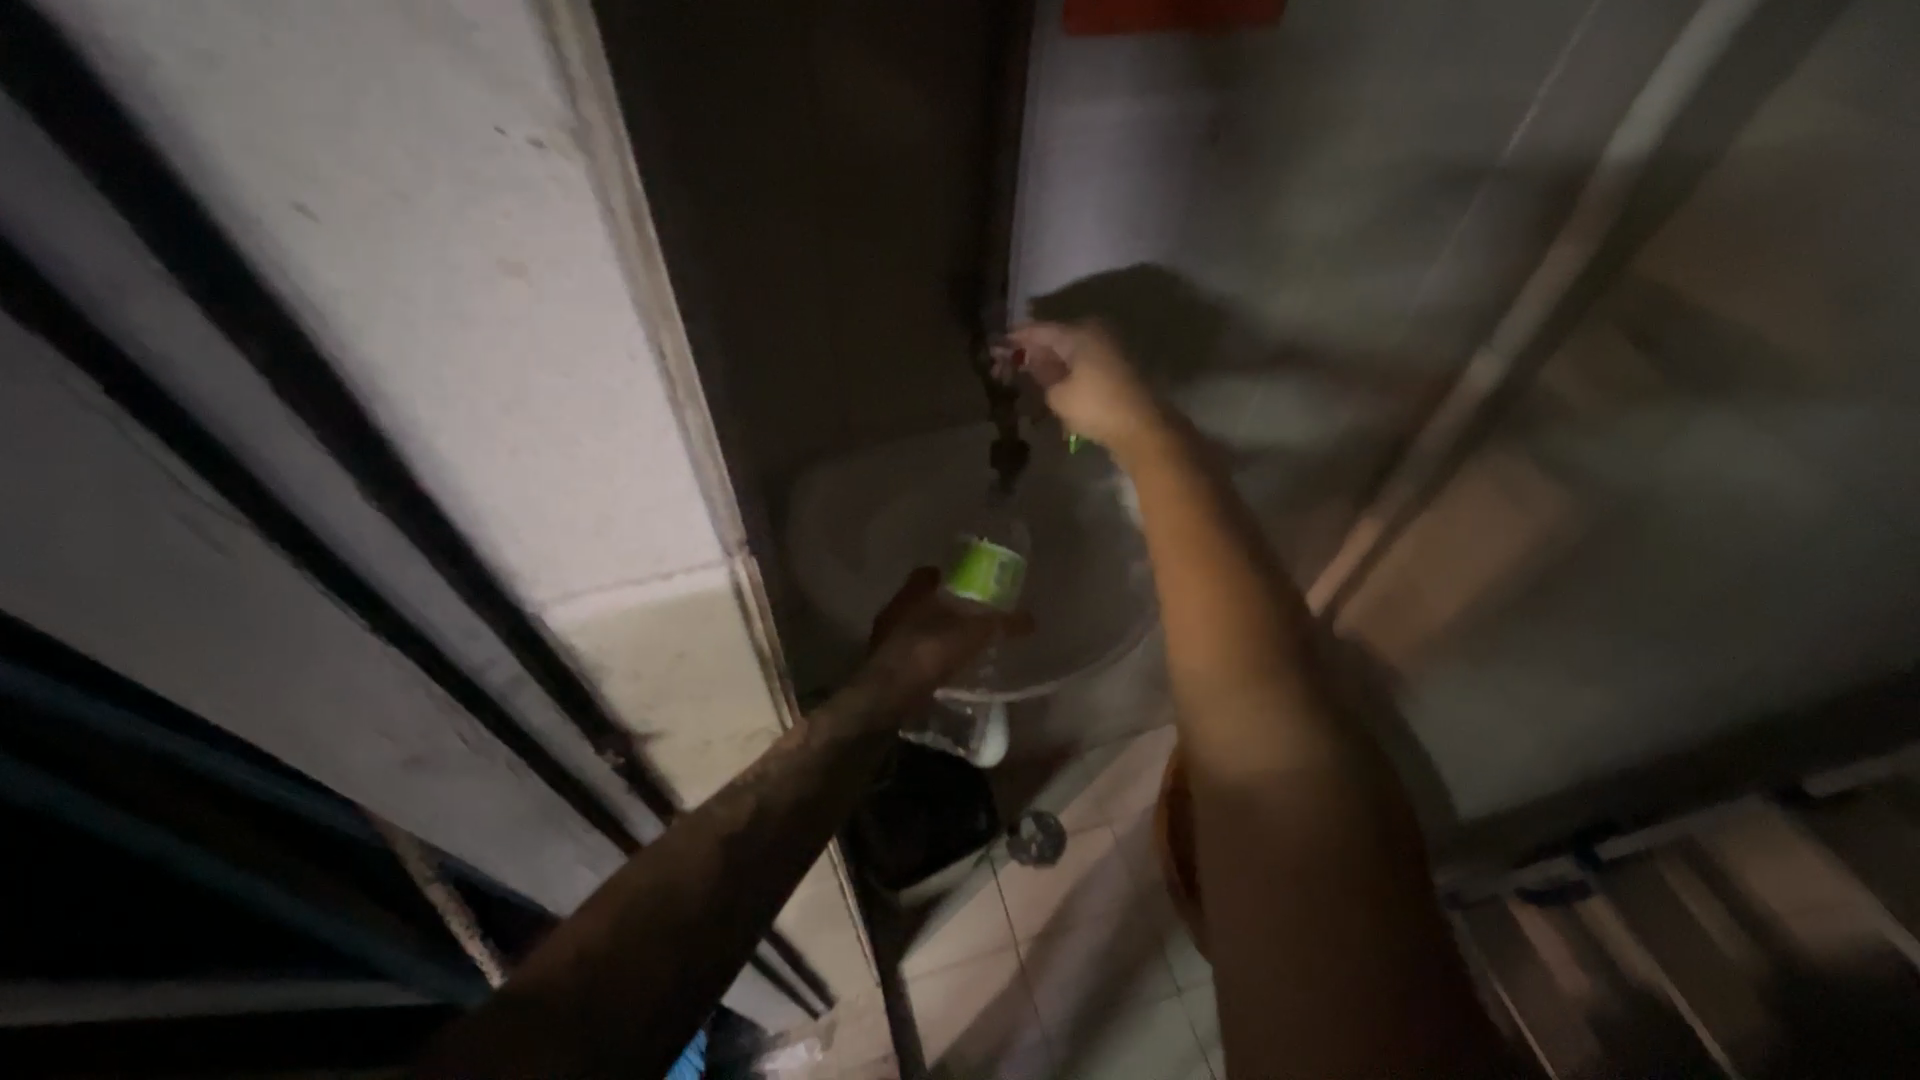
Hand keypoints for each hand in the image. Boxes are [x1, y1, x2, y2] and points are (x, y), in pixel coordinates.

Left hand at [857, 568, 1031, 712]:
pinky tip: (943, 670)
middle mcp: (894, 611)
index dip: (947, 576)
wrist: (888, 695)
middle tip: (969, 617)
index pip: (928, 574)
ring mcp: (884, 639)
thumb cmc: (928, 651)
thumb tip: (1031, 620)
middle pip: (921, 602)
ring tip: (959, 646)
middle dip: (942, 608)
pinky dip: (925, 659)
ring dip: (932, 635)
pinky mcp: (883, 666)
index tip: (968, 585)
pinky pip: (908, 655)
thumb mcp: (973, 635)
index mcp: (911, 593)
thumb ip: (1000, 624)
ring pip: (913, 629)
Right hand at [996, 321, 1167, 457]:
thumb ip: (1041, 375)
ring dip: (1051, 362)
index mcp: (1079, 333)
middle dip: (1034, 350)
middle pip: (1057, 338)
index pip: (1040, 330)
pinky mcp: (1118, 369)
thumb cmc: (1096, 407)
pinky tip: (1054, 382)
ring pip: (1071, 351)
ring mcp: (1110, 350)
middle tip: (1011, 360)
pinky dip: (1067, 371)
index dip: (1017, 337)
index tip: (998, 343)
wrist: (1143, 428)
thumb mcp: (1057, 394)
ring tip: (1029, 374)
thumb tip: (1033, 364)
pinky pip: (1084, 363)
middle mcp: (1096, 334)